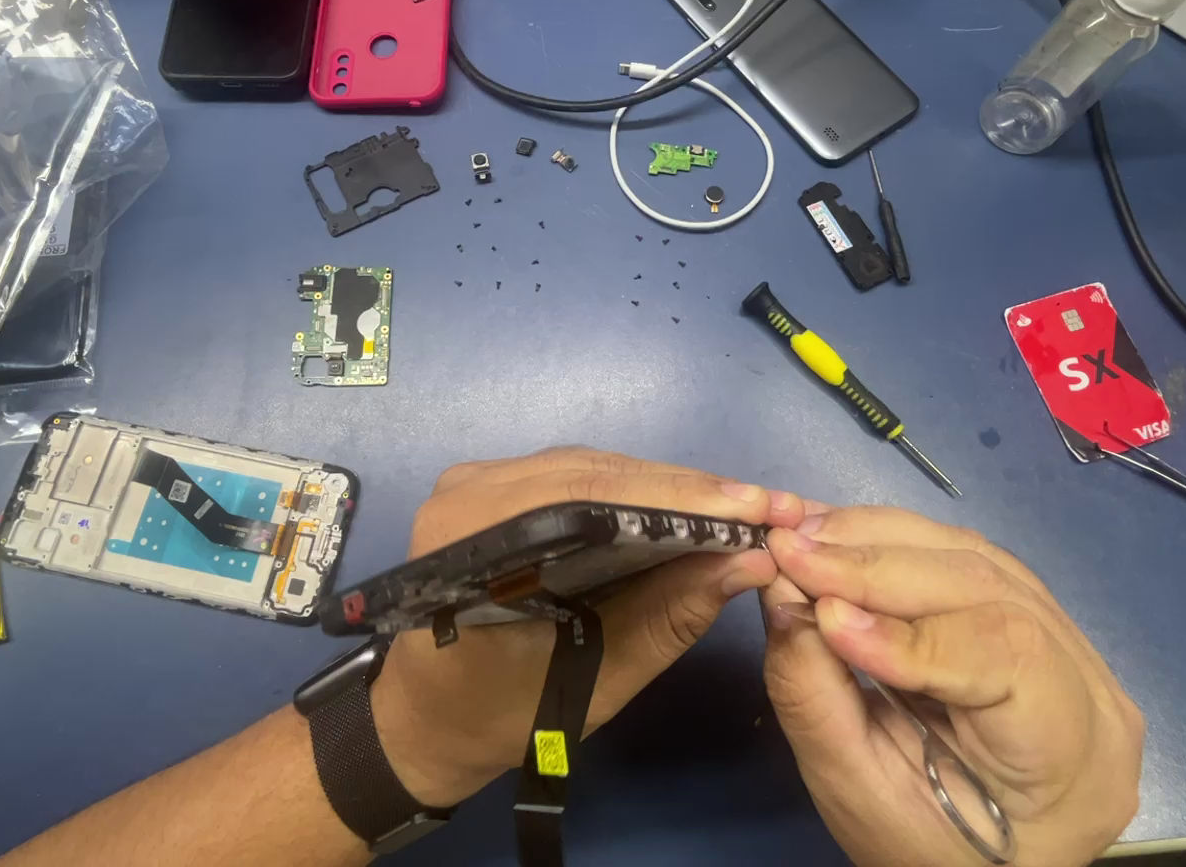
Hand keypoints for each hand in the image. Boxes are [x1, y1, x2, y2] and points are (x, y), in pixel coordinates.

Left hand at [366, 448, 778, 806]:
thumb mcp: (595, 674)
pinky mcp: (492, 484)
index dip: (676, 496)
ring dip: (662, 487)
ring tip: (732, 505)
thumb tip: (750, 559)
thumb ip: (669, 614)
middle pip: (591, 471)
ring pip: (588, 467)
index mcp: (472, 534)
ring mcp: (476, 479)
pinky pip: (574, 476)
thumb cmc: (499, 711)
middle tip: (760, 504)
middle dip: (682, 489)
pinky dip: (631, 491)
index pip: (587, 494)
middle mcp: (468, 488)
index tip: (753, 506)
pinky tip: (678, 506)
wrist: (425, 718)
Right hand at [760, 502, 1142, 866]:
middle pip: (984, 586)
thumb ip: (814, 697)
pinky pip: (956, 555)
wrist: (971, 862)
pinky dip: (886, 538)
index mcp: (1074, 759)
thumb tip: (783, 597)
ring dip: (873, 537)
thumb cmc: (920, 845)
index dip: (908, 629)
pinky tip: (832, 536)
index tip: (822, 613)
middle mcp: (1089, 683)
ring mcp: (1064, 638)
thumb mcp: (855, 792)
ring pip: (968, 554)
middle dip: (872, 564)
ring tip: (799, 537)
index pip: (1006, 657)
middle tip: (785, 548)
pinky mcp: (1024, 611)